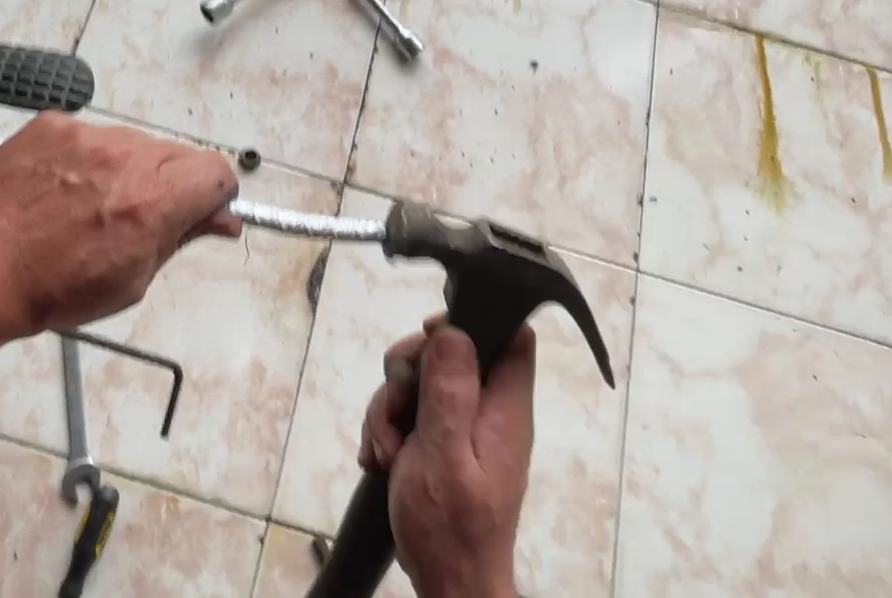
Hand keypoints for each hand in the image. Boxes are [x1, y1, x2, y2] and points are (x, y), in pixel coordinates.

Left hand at [0, 112, 240, 343]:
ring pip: (137, 141)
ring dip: (131, 167)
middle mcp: (123, 158)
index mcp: (150, 202)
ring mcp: (84, 136)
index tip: (199, 209)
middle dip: (173, 183)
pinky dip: (90, 156)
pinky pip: (93, 132)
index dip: (214, 194)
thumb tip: (222, 218)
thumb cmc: (51, 291)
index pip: (216, 171)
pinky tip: (66, 186)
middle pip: (179, 154)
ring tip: (93, 202)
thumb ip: (182, 238)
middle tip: (140, 214)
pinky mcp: (51, 125)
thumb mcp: (132, 280)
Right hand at [357, 320, 535, 597]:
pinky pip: (405, 410)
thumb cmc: (452, 528)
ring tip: (387, 453)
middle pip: (446, 351)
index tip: (430, 335)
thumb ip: (449, 393)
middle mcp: (486, 407)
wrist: (446, 583)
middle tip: (397, 414)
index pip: (511, 336)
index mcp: (504, 406)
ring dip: (388, 409)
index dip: (473, 321)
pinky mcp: (438, 438)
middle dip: (407, 374)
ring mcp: (460, 423)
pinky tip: (380, 458)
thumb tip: (453, 330)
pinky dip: (386, 428)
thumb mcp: (444, 457)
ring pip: (417, 379)